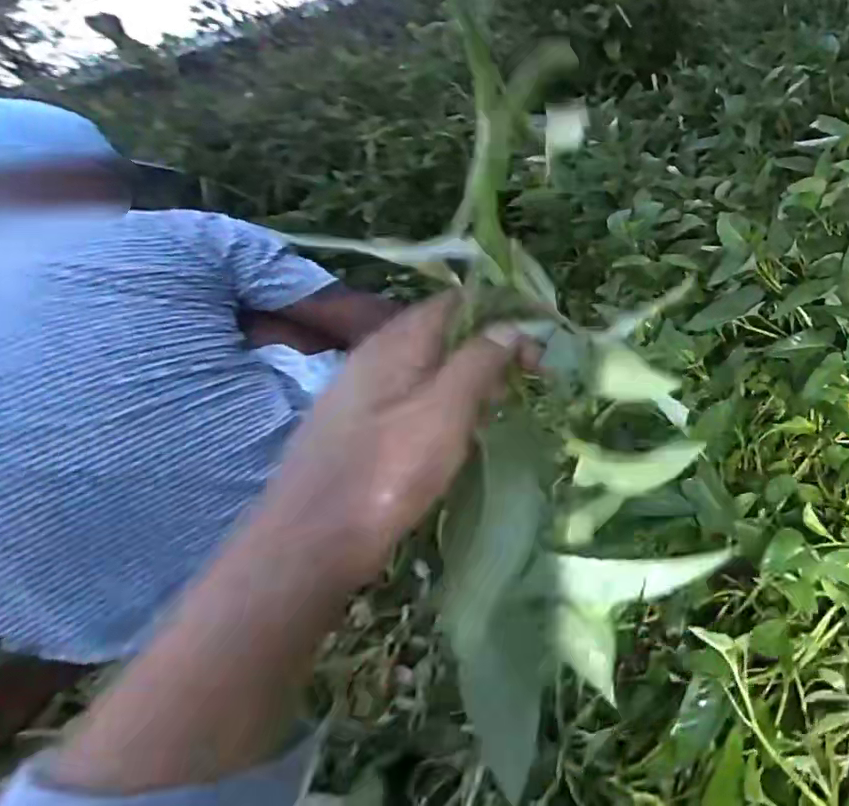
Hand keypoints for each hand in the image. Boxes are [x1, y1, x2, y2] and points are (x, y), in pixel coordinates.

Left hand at [261, 292, 538, 584]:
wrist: (308, 548)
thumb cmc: (386, 471)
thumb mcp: (446, 408)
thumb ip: (481, 359)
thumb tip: (511, 326)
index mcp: (396, 343)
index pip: (456, 300)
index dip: (502, 308)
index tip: (540, 333)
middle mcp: (376, 357)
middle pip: (447, 331)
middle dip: (494, 344)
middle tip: (531, 374)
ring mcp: (364, 394)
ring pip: (433, 365)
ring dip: (475, 374)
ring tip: (505, 401)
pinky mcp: (362, 427)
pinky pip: (417, 395)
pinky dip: (451, 399)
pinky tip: (464, 428)